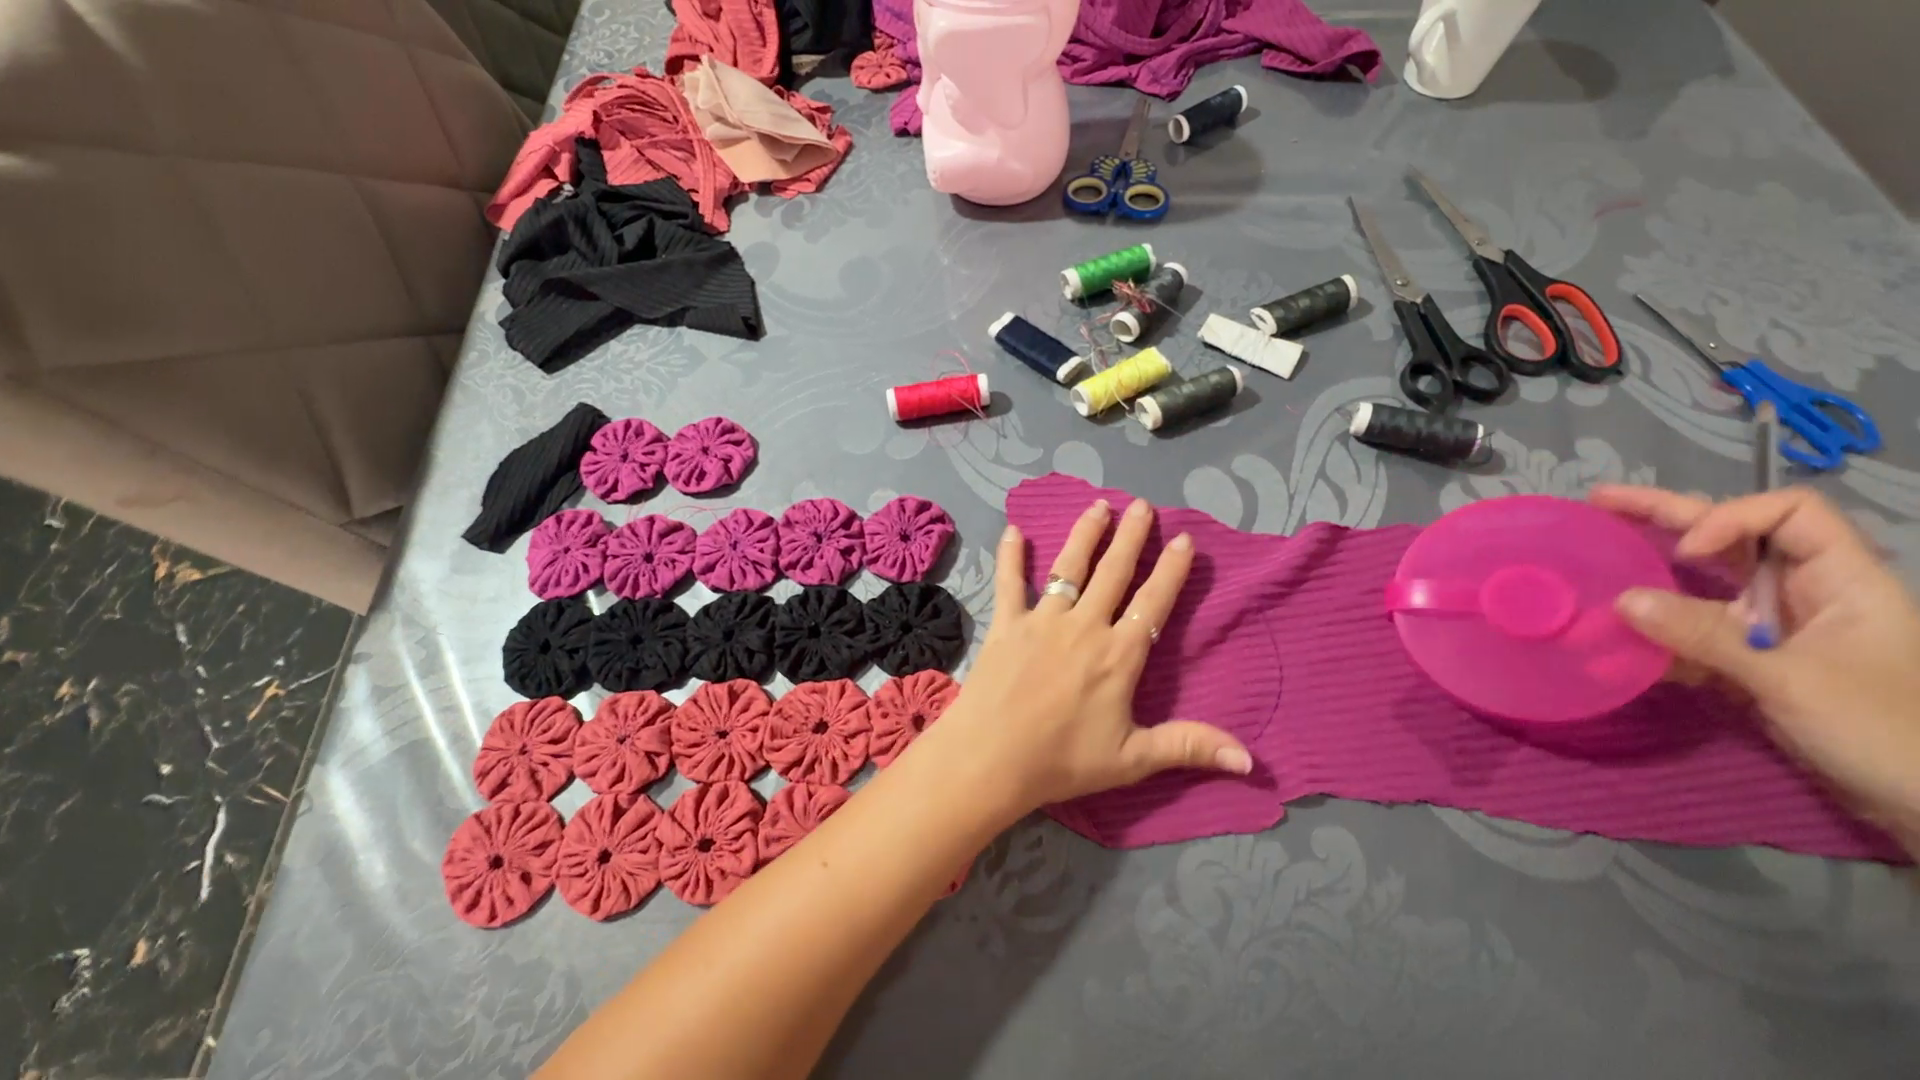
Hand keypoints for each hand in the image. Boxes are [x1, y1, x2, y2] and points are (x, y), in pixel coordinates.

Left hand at [915, 497, 1251, 813]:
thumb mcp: (1133, 759)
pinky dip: (1011, 556)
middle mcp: (1084, 626)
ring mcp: (1042, 621)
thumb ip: (1189, 746)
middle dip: (1131, 536)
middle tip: (1143, 505)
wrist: (990, 758)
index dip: (1171, 570)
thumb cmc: (1063, 761)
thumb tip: (1249, 759)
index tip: (1184, 539)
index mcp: (1119, 655)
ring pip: (1069, 567)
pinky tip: (1013, 530)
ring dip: (1086, 534)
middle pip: (1113, 572)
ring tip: (1098, 506)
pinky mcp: (1005, 624)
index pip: (1153, 603)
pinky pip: (1009, 583)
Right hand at [1591, 484, 1919, 842]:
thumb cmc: (1883, 731)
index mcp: (1840, 579)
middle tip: (1598, 503)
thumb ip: (1704, 637)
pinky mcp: (1754, 666)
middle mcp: (1804, 593)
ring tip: (1593, 559)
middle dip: (1667, 518)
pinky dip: (1654, 639)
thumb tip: (1622, 601)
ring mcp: (1776, 631)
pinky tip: (1610, 645)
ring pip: (1706, 587)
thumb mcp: (1791, 681)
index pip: (1787, 513)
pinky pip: (1695, 638)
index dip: (1729, 518)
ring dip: (1649, 577)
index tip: (1686, 551)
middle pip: (1733, 538)